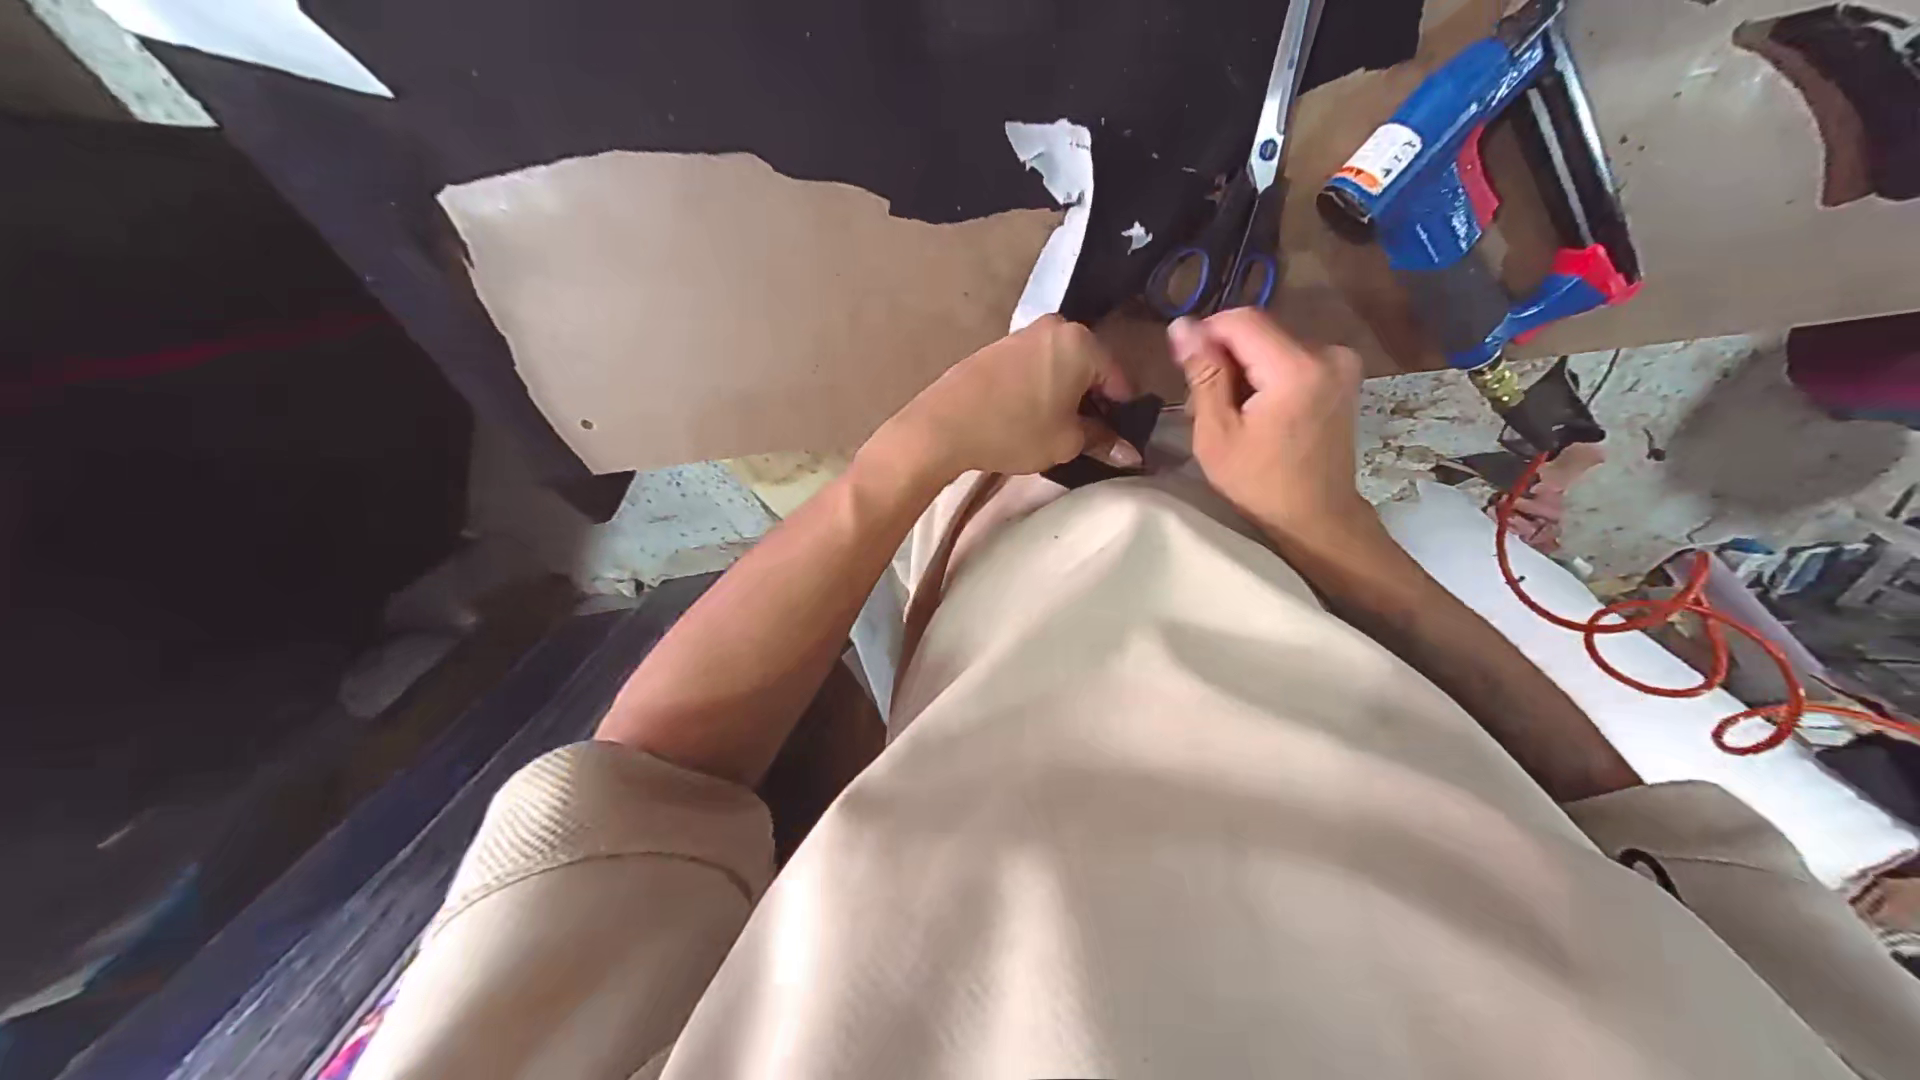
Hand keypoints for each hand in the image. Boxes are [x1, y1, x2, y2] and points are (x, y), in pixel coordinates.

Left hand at [879, 315, 1138, 479]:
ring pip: (1062, 367)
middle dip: (1094, 401)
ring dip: (1067, 394)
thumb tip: (1129, 453)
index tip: (1119, 439)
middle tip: (1089, 436)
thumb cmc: (1015, 431)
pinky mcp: (998, 348)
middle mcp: (1056, 327)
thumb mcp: (1066, 441)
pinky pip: (1035, 367)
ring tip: (1057, 428)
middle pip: (1090, 368)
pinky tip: (1031, 416)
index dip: (1124, 414)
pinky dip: (1042, 388)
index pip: (1120, 380)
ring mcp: (1023, 334)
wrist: (944, 425)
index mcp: (1082, 342)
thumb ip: (1102, 440)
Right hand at [1168, 309, 1375, 549]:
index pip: (1241, 320)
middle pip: (1258, 331)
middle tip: (1204, 401)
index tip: (1185, 367)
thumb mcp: (1216, 433)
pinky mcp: (1342, 374)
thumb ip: (1202, 374)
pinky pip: (1292, 357)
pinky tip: (1258, 410)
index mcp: (1297, 368)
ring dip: (1244, 368)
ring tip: (1231, 411)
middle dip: (1225, 357)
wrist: (1316, 517)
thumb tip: (1181, 326)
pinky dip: (1267, 375)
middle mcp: (1328, 352)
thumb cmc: (1259, 483)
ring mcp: (1341, 362)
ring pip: (1272, 344)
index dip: (1206, 334)